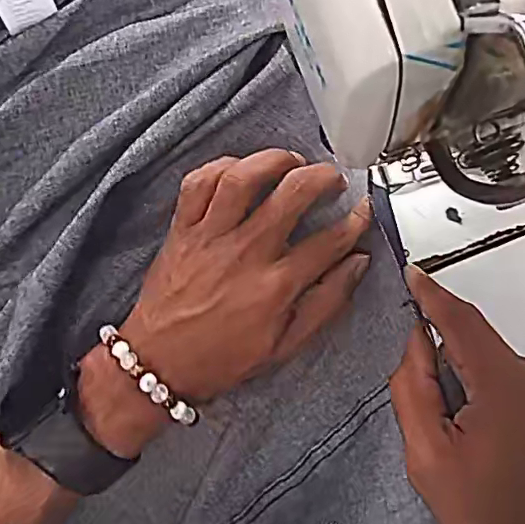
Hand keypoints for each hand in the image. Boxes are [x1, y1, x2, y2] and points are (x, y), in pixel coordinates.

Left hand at [77, 149, 372, 456]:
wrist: (161, 363)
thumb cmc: (222, 356)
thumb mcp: (286, 344)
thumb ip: (327, 303)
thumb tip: (357, 266)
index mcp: (275, 286)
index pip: (329, 241)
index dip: (355, 221)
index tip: (363, 211)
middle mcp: (245, 253)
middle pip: (292, 194)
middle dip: (323, 177)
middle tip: (332, 179)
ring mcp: (211, 237)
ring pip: (243, 178)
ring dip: (274, 160)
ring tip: (291, 162)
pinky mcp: (183, 230)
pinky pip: (198, 183)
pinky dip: (220, 166)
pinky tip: (240, 169)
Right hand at [388, 266, 524, 523]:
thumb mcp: (429, 462)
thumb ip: (414, 389)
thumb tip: (414, 347)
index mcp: (509, 389)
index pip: (461, 318)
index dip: (431, 294)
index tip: (415, 276)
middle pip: (480, 346)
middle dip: (451, 367)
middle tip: (439, 422)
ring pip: (502, 368)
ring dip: (480, 391)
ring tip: (479, 452)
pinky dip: (504, 403)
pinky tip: (503, 453)